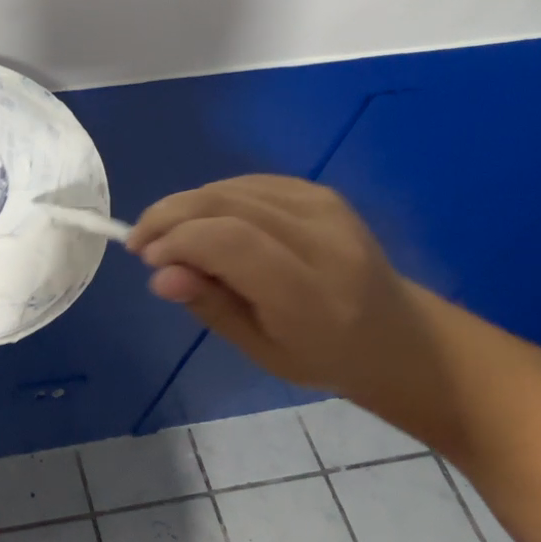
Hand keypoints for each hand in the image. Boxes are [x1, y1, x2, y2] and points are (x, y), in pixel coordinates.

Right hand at [127, 174, 422, 395]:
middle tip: (140, 240)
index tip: (147, 258)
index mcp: (312, 295)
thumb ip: (210, 306)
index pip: (232, 242)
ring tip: (163, 233)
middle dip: (171, 216)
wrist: (400, 337)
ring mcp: (326, 209)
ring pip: (233, 188)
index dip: (179, 240)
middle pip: (227, 205)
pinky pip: (249, 183)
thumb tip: (159, 274)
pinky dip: (213, 198)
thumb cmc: (324, 357)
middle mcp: (323, 241)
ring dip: (186, 205)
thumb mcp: (261, 350)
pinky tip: (199, 220)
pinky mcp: (322, 192)